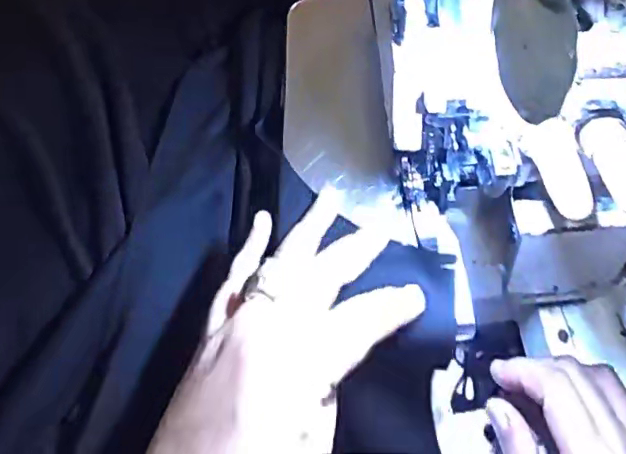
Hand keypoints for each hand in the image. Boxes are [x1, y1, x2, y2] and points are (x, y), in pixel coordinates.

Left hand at [147, 190, 427, 453]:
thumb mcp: (310, 449)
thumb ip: (326, 401)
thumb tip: (329, 374)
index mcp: (301, 362)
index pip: (361, 321)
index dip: (393, 307)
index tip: (417, 296)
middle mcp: (269, 330)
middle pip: (322, 276)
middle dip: (356, 250)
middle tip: (382, 230)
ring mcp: (236, 326)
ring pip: (279, 261)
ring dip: (309, 228)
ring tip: (330, 198)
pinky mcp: (209, 335)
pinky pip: (232, 279)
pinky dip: (249, 247)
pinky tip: (261, 222)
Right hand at [484, 357, 625, 453]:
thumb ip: (521, 451)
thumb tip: (499, 407)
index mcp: (592, 450)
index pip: (556, 384)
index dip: (522, 370)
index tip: (497, 371)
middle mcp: (623, 438)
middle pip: (579, 375)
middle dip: (540, 368)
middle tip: (510, 380)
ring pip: (605, 379)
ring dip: (570, 373)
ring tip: (540, 387)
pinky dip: (600, 388)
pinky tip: (583, 400)